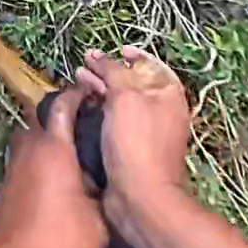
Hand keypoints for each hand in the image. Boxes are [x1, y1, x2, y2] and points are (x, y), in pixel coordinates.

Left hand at [0, 87, 109, 247]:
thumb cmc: (61, 240)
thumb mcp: (99, 220)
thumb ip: (104, 191)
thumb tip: (105, 179)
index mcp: (53, 146)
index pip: (63, 104)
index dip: (78, 94)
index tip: (93, 92)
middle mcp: (30, 145)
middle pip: (44, 115)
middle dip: (63, 115)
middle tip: (87, 125)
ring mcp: (15, 161)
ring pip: (33, 135)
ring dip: (50, 137)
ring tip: (75, 153)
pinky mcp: (7, 180)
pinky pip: (27, 155)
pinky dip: (41, 156)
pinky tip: (58, 177)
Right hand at [76, 46, 193, 229]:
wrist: (140, 198)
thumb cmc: (136, 141)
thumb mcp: (124, 95)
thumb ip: (113, 70)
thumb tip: (100, 57)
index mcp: (168, 96)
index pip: (153, 65)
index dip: (134, 55)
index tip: (116, 50)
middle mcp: (161, 112)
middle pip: (134, 81)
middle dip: (109, 69)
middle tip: (86, 62)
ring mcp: (147, 131)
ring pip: (121, 100)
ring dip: (101, 86)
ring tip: (78, 77)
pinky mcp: (131, 148)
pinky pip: (115, 119)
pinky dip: (100, 107)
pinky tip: (83, 102)